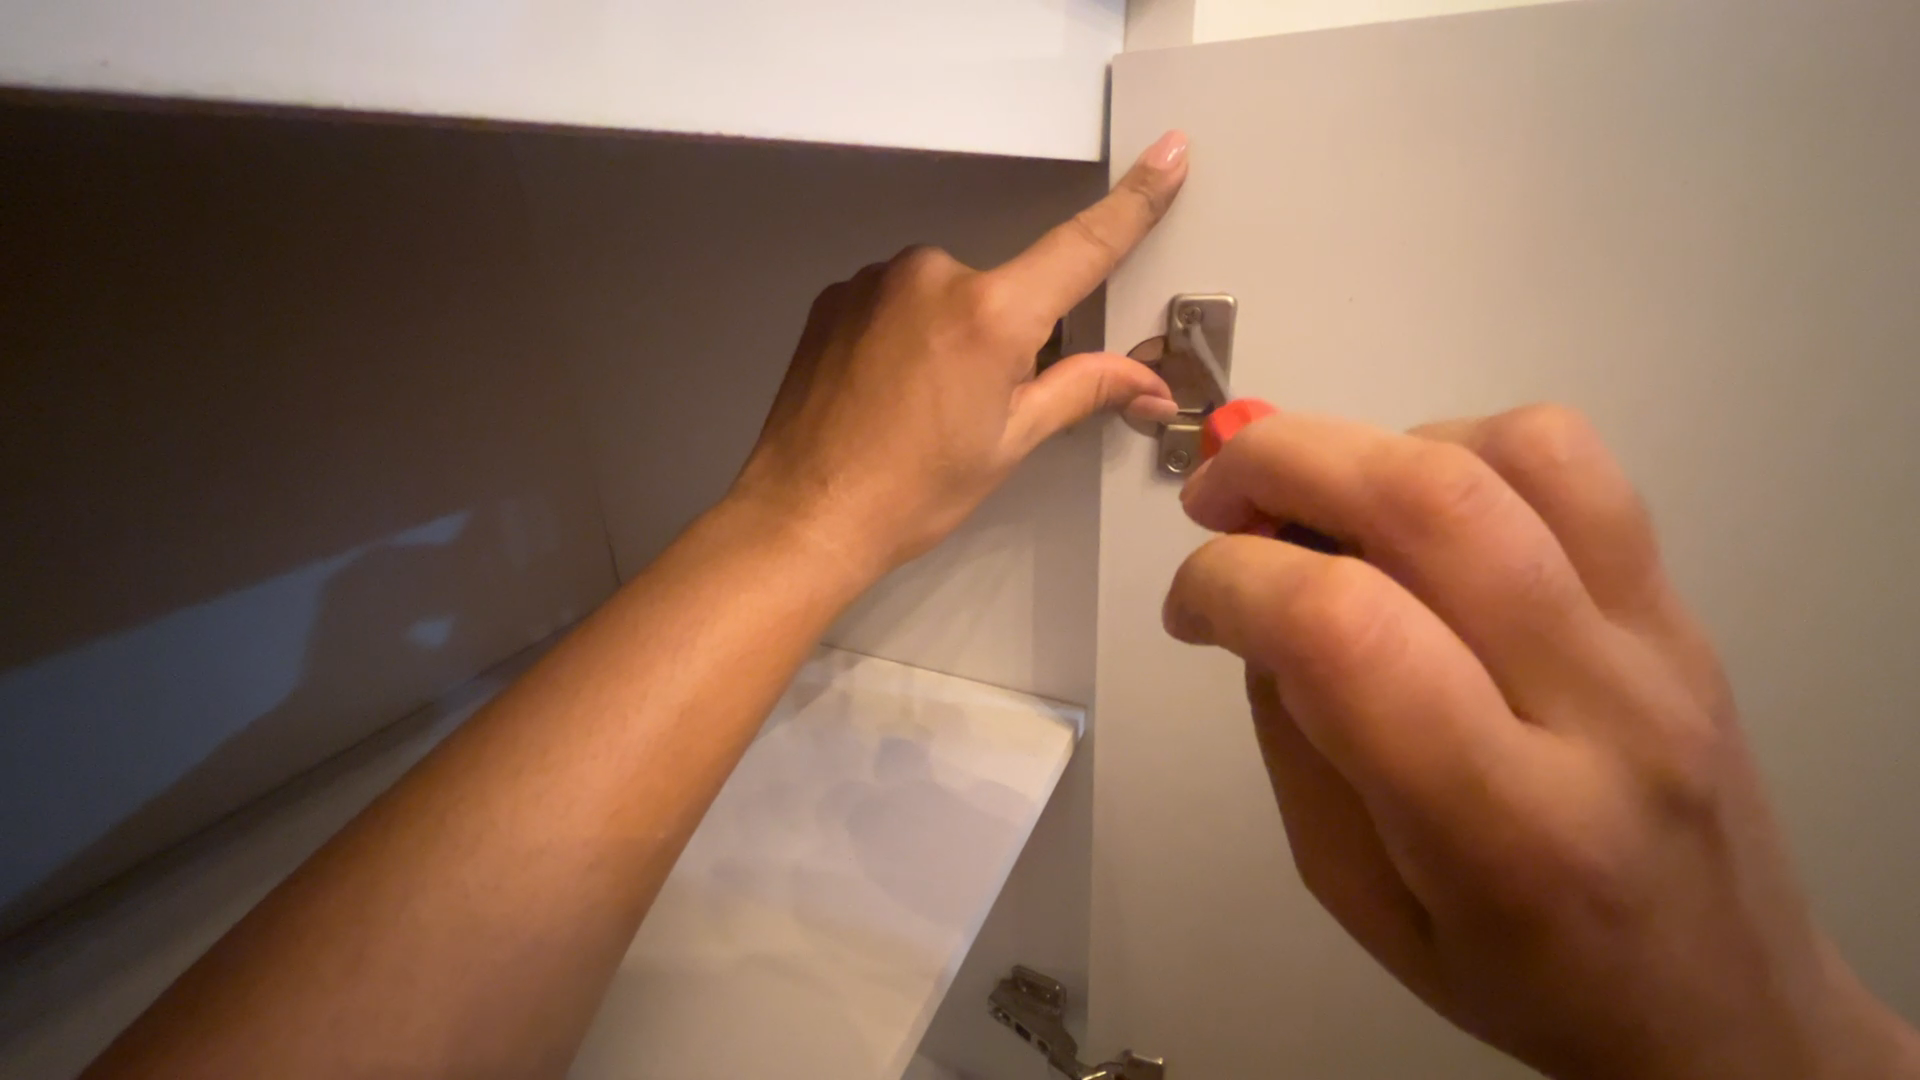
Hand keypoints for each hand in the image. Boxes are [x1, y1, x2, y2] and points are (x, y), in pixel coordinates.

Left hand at [731, 132, 1188, 577]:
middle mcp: (931, 277)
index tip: (1166, 157)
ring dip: (952, 335)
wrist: (806, 515)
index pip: (1082, 247)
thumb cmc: (908, 492)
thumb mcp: (1008, 443)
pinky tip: (888, 389)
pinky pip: (897, 300)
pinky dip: (907, 334)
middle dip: (1008, 336)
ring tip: (921, 405)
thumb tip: (1145, 382)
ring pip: (948, 295)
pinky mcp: (836, 296)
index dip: (1133, 203)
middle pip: (1006, 288)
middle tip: (976, 404)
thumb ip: (1080, 390)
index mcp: (990, 316)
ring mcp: (875, 281)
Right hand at [1162, 406, 1919, 1079]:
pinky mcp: (1678, 598)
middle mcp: (1597, 708)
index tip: (1187, 609)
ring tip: (1313, 503)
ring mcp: (1658, 636)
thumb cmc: (1505, 966)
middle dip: (1275, 464)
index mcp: (1499, 824)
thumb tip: (1257, 605)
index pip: (1339, 630)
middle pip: (1426, 503)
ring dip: (1364, 449)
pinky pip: (1570, 459)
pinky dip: (1450, 446)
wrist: (1719, 1003)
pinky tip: (1405, 509)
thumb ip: (1291, 732)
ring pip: (1511, 455)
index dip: (1227, 582)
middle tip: (1209, 500)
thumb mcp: (1346, 884)